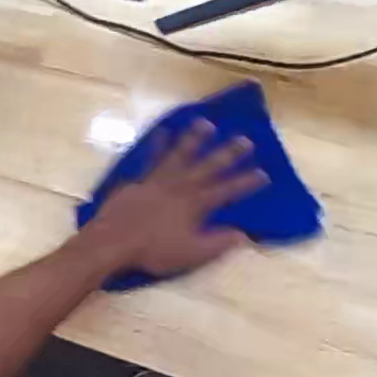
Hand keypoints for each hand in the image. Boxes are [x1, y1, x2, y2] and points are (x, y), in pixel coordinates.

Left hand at [75, 119, 267, 276]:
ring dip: (194, 139)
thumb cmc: (153, 251)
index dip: (246, 182)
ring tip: (206, 123)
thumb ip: (218, 243)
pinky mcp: (139, 180)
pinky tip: (163, 132)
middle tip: (245, 139)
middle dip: (228, 153)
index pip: (227, 191)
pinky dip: (158, 145)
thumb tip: (244, 234)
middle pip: (208, 166)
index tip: (264, 173)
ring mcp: (158, 180)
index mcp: (195, 205)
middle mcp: (180, 186)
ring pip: (180, 154)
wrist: (112, 241)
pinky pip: (151, 158)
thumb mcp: (191, 253)